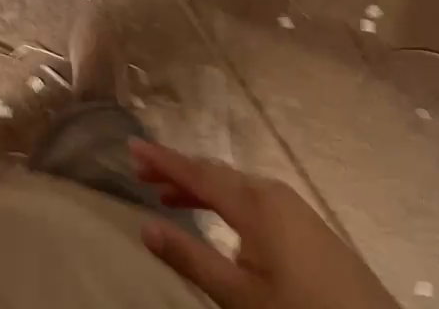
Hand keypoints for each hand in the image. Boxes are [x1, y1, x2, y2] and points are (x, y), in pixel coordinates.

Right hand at [131, 139, 398, 308]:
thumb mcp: (240, 296)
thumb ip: (191, 258)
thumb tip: (144, 225)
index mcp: (254, 203)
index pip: (197, 173)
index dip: (162, 160)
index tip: (131, 144)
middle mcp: (272, 193)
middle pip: (215, 173)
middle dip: (177, 170)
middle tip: (141, 171)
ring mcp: (294, 208)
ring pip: (235, 185)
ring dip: (201, 186)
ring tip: (168, 194)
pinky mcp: (307, 225)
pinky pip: (253, 197)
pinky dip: (225, 199)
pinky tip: (218, 217)